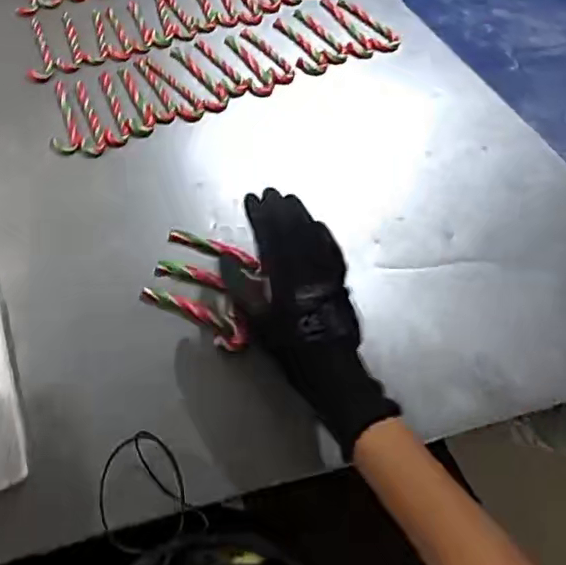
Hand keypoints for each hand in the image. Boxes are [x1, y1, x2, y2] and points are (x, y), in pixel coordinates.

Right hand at [223, 189, 398, 458]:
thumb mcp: (257, 323)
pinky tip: (318, 224)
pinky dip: (324, 235)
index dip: (259, 216)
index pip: (269, 237)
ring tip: (290, 199)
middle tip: (269, 192)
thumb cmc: (290, 349)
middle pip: (293, 231)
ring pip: (313, 236)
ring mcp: (326, 274)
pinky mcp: (340, 283)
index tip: (250, 199)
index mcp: (284, 277)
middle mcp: (306, 270)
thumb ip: (241, 289)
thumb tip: (226, 261)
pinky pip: (332, 251)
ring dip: (301, 215)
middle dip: (279, 210)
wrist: (332, 372)